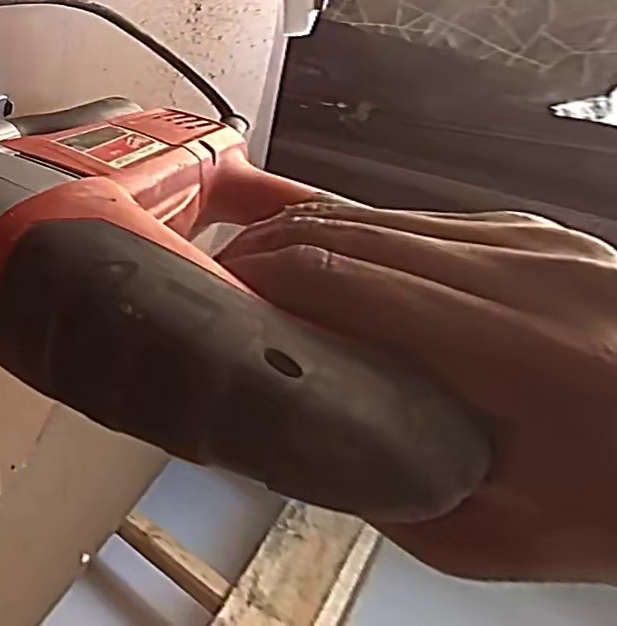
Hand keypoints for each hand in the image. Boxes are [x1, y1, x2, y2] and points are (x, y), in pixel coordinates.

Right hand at [220, 201, 616, 581]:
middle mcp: (531, 278)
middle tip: (220, 277)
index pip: (334, 274)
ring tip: (256, 263)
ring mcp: (537, 245)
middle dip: (255, 247)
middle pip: (334, 232)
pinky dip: (343, 233)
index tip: (214, 291)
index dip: (253, 273)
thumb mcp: (526, 536)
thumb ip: (400, 505)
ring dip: (289, 234)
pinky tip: (324, 259)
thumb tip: (302, 456)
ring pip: (360, 214)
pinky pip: (403, 217)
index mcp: (527, 349)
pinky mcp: (535, 232)